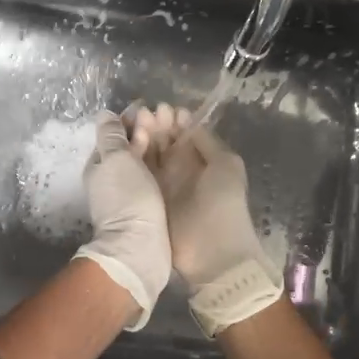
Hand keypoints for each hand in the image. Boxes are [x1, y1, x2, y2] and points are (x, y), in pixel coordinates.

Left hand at [73, 111, 172, 330]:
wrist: (141, 246)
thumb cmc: (127, 198)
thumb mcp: (114, 159)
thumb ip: (110, 136)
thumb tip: (105, 115)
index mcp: (100, 165)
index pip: (114, 134)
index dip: (131, 119)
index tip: (151, 109)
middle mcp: (113, 177)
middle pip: (130, 146)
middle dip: (148, 129)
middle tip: (170, 115)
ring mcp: (131, 192)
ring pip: (145, 160)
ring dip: (159, 143)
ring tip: (179, 129)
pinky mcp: (149, 204)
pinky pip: (156, 175)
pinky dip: (165, 162)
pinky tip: (181, 155)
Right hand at [151, 115, 284, 337]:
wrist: (212, 250)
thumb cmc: (225, 204)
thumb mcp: (226, 165)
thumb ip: (207, 142)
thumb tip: (188, 123)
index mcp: (202, 161)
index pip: (184, 134)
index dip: (175, 120)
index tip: (164, 108)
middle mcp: (181, 170)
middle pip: (165, 141)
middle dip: (157, 125)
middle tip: (146, 112)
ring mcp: (163, 184)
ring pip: (150, 153)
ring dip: (145, 136)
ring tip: (138, 122)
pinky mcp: (148, 197)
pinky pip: (139, 172)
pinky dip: (135, 156)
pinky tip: (132, 142)